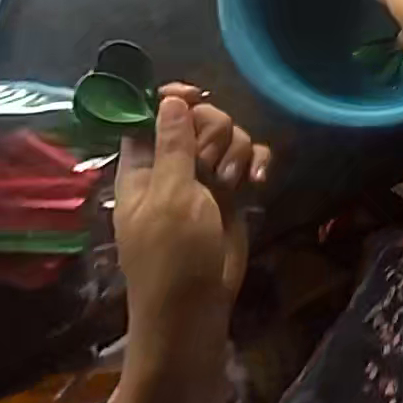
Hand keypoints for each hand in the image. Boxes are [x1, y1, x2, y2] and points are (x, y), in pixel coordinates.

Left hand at [108, 86, 267, 402]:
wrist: (196, 307)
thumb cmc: (171, 255)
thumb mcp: (170, 197)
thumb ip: (173, 146)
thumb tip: (171, 99)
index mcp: (143, 166)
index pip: (150, 116)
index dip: (171, 99)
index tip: (195, 95)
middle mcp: (174, 165)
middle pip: (198, 119)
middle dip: (214, 130)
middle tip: (214, 161)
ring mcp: (204, 177)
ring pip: (228, 135)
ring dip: (237, 149)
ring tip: (235, 180)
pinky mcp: (231, 190)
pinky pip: (249, 157)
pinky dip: (256, 162)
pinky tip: (258, 179)